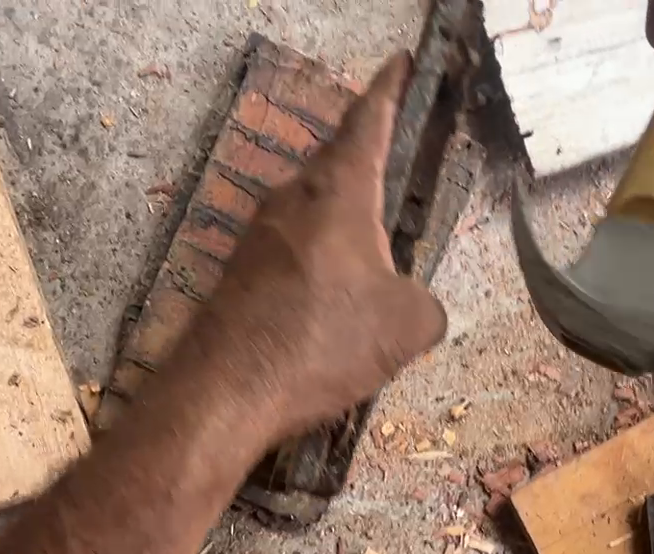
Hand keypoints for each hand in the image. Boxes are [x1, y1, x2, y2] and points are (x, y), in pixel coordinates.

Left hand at [165, 53, 447, 439]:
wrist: (226, 391)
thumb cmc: (321, 340)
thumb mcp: (407, 326)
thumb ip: (427, 306)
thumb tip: (416, 309)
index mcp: (338, 190)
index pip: (369, 120)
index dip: (390, 89)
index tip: (400, 64)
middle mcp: (290, 200)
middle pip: (337, 171)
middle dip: (369, 177)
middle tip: (398, 192)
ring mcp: (256, 238)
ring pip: (312, 219)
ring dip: (342, 238)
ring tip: (369, 275)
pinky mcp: (238, 278)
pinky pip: (291, 260)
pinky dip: (317, 275)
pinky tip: (328, 316)